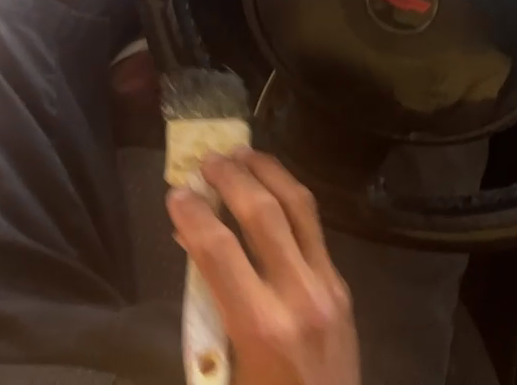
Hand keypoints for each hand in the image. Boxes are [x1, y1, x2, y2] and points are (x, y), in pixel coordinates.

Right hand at [168, 150, 359, 384]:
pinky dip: (291, 196)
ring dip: (269, 173)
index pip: (219, 250)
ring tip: (243, 153)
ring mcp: (327, 287)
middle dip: (232, 179)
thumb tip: (191, 244)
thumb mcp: (223, 370)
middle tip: (208, 159)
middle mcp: (299, 296)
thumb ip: (206, 309)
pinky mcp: (342, 286)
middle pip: (263, 215)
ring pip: (300, 207)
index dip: (193, 215)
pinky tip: (273, 186)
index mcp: (262, 327)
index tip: (174, 194)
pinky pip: (315, 227)